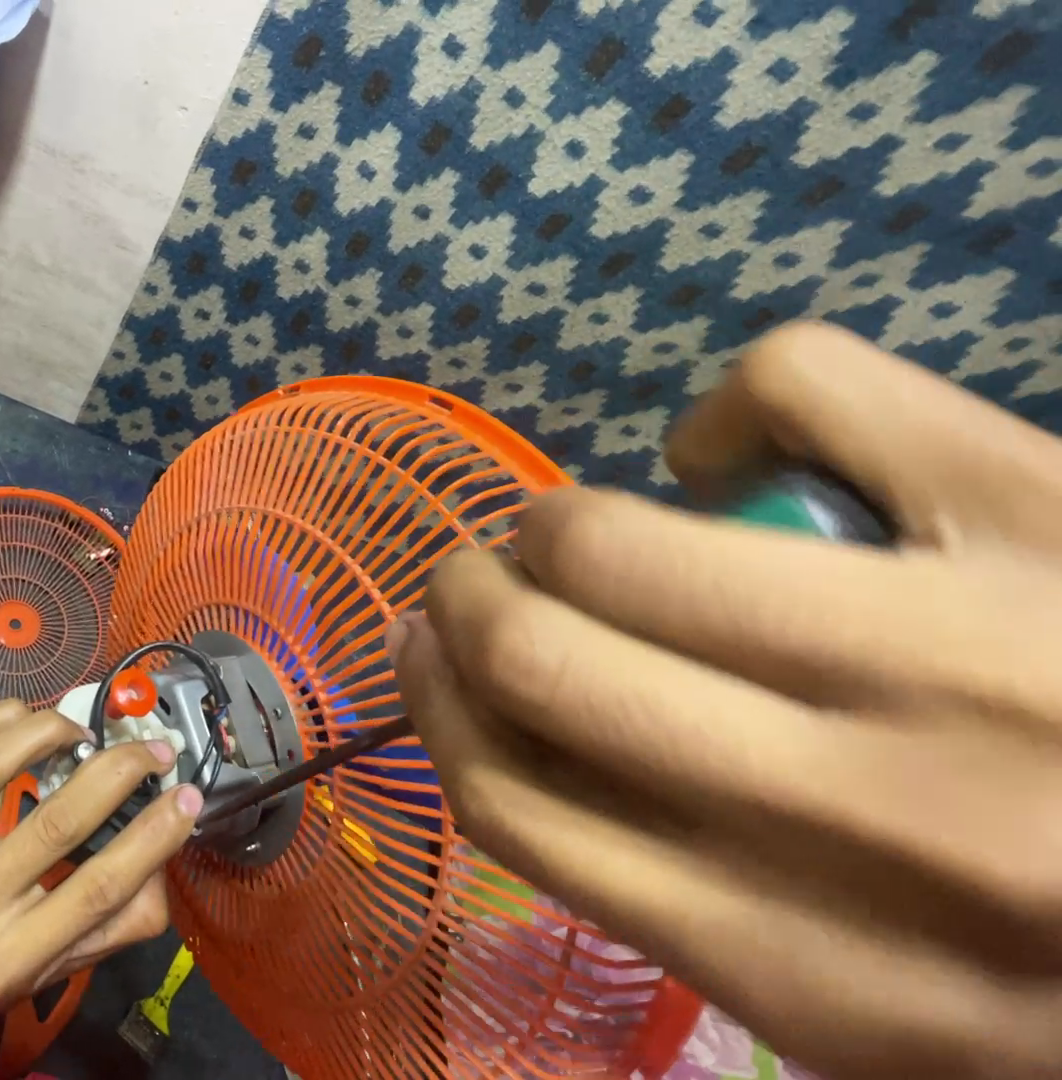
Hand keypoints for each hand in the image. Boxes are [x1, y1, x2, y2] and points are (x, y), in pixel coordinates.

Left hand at [0, 700, 202, 1079]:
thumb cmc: (7, 966)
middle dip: (117, 775)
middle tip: (154, 751)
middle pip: (53, 825)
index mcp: (15, 957)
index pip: (96, 889)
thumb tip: (163, 842)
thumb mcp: (70, 963)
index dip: (151, 838)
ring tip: (84, 731)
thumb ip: (125, 916)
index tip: (187, 796)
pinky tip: (32, 720)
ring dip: (48, 734)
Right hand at [388, 322, 1061, 1079]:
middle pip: (531, 655)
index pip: (503, 796)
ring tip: (576, 531)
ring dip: (548, 523)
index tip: (424, 652)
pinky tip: (735, 456)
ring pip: (611, 535)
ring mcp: (969, 654)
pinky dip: (729, 411)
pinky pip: (799, 388)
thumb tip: (508, 719)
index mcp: (797, 962)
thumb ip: (670, 888)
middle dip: (464, 596)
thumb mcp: (850, 1000)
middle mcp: (863, 821)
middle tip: (477, 582)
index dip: (430, 704)